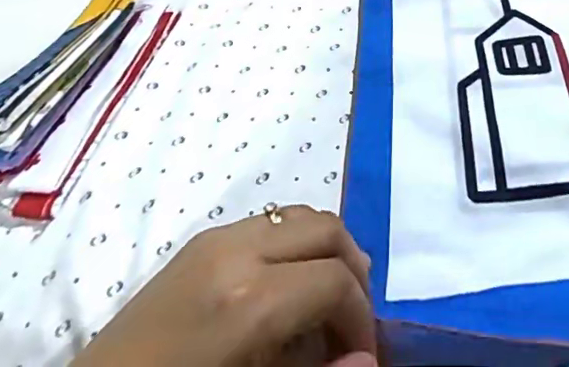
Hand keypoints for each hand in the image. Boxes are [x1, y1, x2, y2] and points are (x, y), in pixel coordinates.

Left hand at [74, 206, 376, 366]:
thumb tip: (369, 362)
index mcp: (248, 298)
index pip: (335, 280)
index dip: (361, 316)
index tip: (362, 353)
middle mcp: (238, 250)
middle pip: (327, 230)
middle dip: (352, 269)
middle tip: (351, 319)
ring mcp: (215, 237)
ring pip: (301, 215)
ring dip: (325, 251)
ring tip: (323, 300)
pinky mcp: (199, 241)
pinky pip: (269, 222)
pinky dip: (294, 244)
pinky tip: (285, 287)